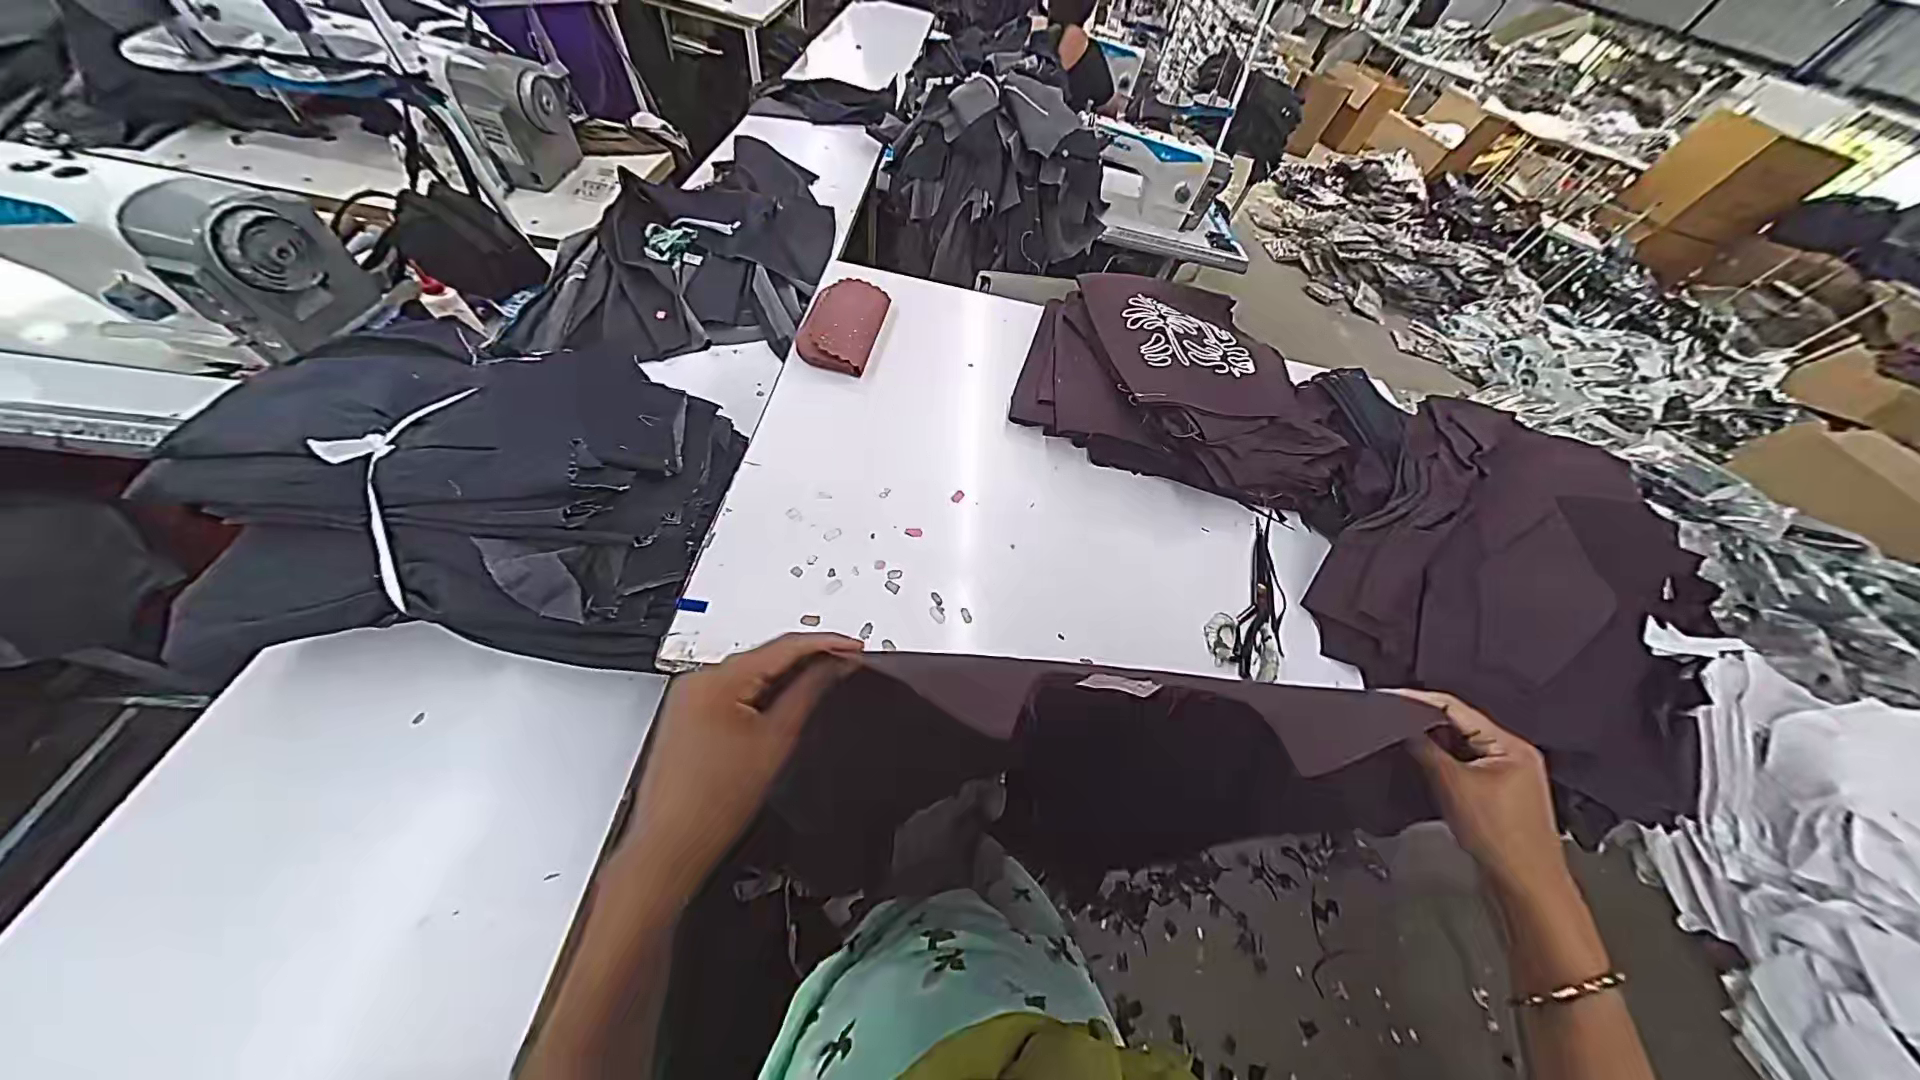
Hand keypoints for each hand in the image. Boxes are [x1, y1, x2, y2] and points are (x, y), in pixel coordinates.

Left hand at [619, 633, 863, 903]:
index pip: (784, 646)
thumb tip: (834, 666)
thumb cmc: (712, 806)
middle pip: (766, 656)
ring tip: (820, 683)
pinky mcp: (687, 714)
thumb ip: (810, 691)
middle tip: (843, 663)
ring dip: (786, 677)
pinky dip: (763, 693)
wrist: (672, 847)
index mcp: (716, 680)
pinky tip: (783, 705)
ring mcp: (688, 698)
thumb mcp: (777, 739)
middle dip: (807, 659)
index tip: (853, 646)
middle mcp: (696, 682)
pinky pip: (734, 691)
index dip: (826, 644)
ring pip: (751, 673)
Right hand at [1392, 689, 1570, 899]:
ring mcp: (1506, 775)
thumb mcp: (1451, 783)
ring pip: (1458, 746)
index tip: (1390, 697)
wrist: (1524, 885)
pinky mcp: (1496, 792)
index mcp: (1512, 746)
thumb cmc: (1503, 840)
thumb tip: (1402, 728)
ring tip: (1412, 755)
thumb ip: (1423, 748)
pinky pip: (1461, 765)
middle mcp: (1514, 756)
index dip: (1418, 700)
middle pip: (1457, 725)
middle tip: (1394, 727)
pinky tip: (1428, 775)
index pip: (1456, 707)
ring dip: (1433, 749)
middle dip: (1424, 727)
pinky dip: (1442, 766)